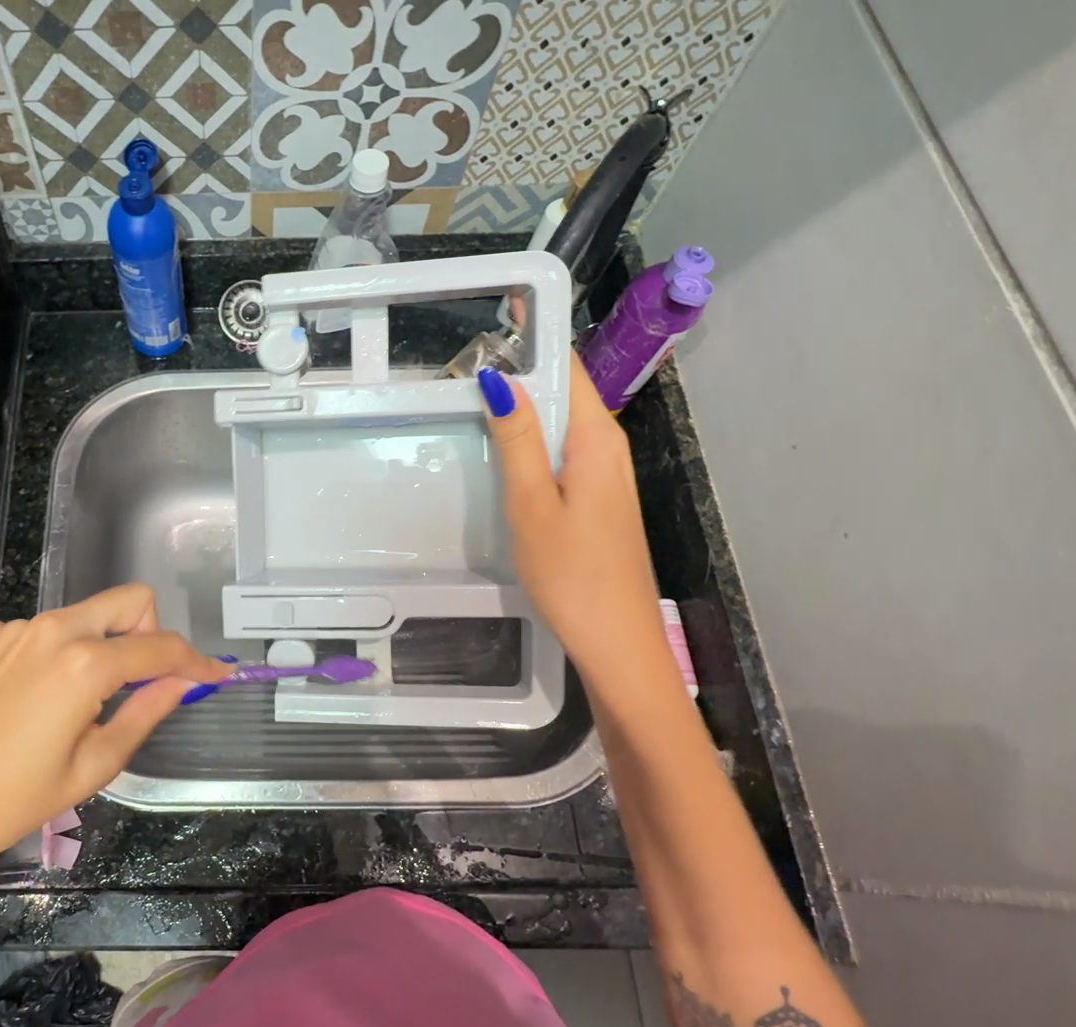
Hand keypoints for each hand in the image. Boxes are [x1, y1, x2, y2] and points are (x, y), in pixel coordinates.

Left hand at [0, 584, 229, 884]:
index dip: (196, 662)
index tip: (215, 676)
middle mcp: (52, 629)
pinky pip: (42, 630)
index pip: (161, 648)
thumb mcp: (93, 766)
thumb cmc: (13, 801)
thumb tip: (182, 683)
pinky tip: (33, 699)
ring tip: (82, 704)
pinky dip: (56, 654)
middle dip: (151, 634)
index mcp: (85, 664)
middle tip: (144, 683)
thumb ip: (145, 713)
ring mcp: (14, 628)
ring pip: (84, 615)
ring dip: (101, 646)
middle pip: (129, 601)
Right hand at [477, 359, 681, 704]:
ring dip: (523, 415)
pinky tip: (502, 459)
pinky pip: (563, 455)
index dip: (530, 346)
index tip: (484, 337)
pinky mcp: (598, 500)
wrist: (616, 639)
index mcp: (597, 439)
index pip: (568, 367)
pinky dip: (533, 448)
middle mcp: (609, 447)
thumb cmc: (571, 573)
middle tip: (459, 377)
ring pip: (561, 426)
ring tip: (469, 410)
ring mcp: (606, 475)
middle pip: (564, 393)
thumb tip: (501, 378)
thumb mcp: (532, 504)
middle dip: (518, 379)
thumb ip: (520, 440)